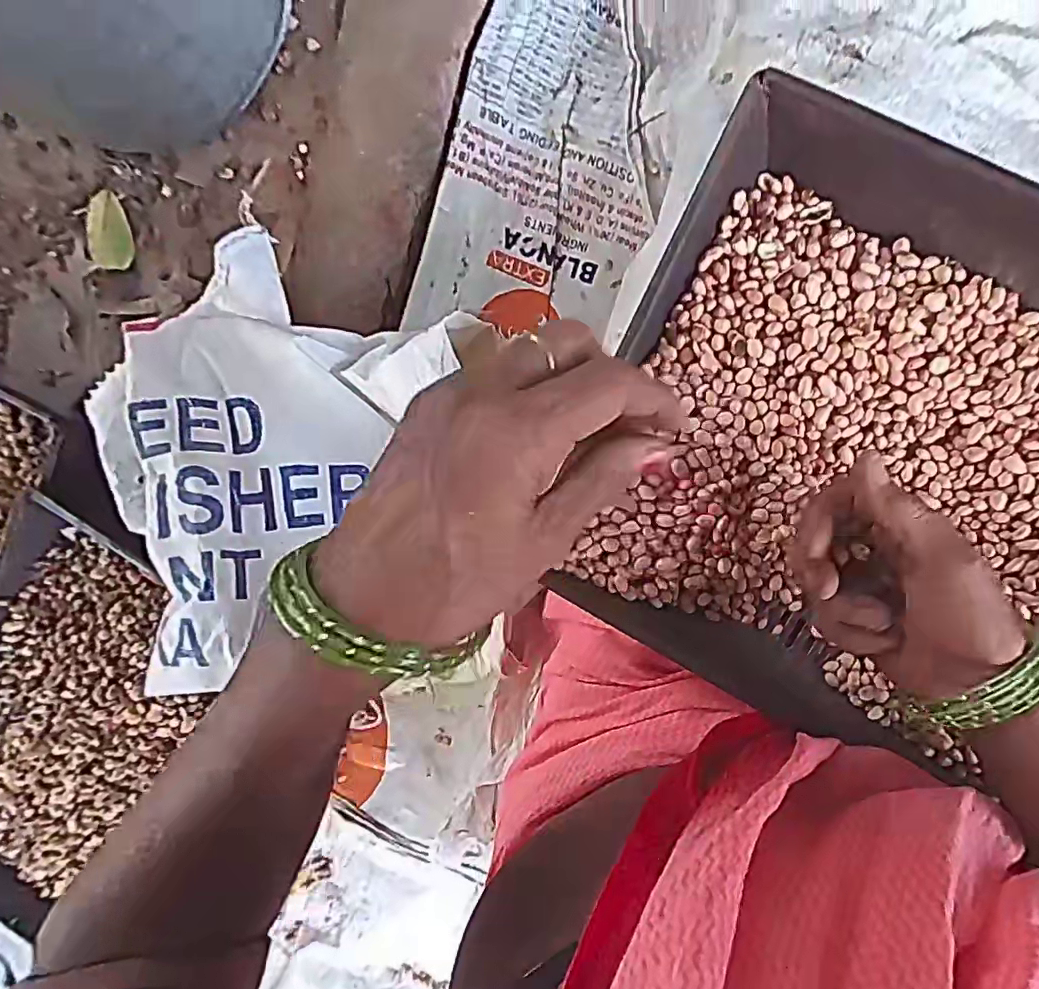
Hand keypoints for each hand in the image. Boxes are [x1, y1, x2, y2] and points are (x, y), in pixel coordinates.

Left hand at [314, 321, 685, 647]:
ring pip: (532, 347)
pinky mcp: (430, 401)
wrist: (362, 598)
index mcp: (520, 431)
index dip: (655, 397)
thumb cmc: (462, 583)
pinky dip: (535, 385)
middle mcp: (484, 391)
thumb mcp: (546, 540)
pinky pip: (497, 369)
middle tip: (631, 425)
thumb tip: (655, 446)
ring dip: (574, 374)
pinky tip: (540, 436)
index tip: (676, 425)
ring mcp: (451, 390)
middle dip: (615, 373)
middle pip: (571, 340)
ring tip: (590, 429)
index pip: (609, 382)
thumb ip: (602, 479)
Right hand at [788, 454, 1028, 699]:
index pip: (838, 501)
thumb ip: (895, 508)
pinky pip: (829, 619)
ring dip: (846, 611)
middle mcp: (875, 550)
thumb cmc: (971, 613)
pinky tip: (887, 641)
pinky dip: (854, 634)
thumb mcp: (937, 555)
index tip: (816, 550)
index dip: (817, 520)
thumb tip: (865, 456)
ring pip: (817, 585)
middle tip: (827, 589)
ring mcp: (865, 587)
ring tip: (884, 625)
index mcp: (898, 524)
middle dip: (816, 567)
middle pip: (816, 541)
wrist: (979, 685)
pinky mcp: (858, 622)